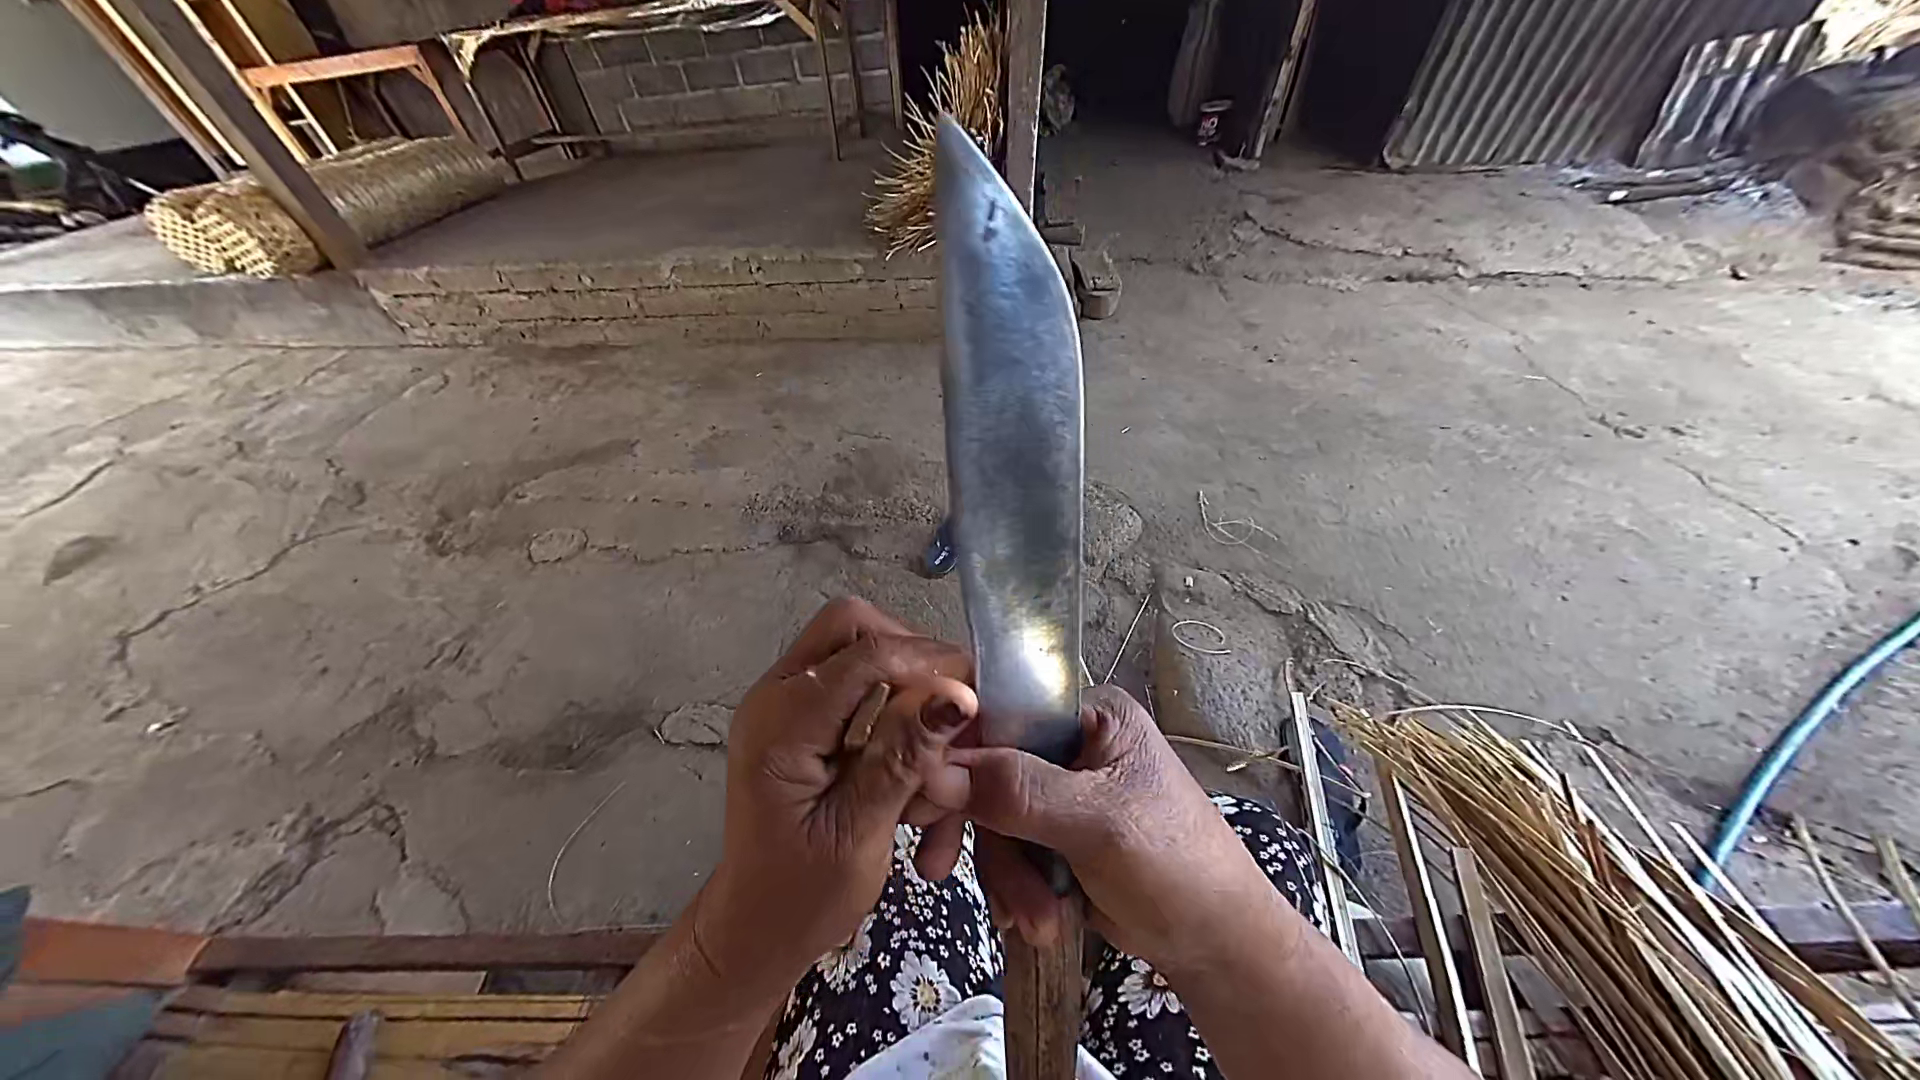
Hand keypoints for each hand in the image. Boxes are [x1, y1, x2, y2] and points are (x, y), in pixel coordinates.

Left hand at [694, 598, 978, 997]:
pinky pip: (860, 677)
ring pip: (861, 645)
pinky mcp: (805, 713)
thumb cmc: (800, 897)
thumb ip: (903, 759)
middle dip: (912, 658)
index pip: (865, 654)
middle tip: (949, 713)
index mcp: (781, 723)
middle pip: (853, 625)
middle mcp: (777, 694)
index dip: (928, 667)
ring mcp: (788, 699)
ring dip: (908, 686)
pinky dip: (895, 706)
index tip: (972, 705)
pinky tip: (911, 759)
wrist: (755, 926)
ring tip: (932, 750)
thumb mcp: (859, 836)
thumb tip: (958, 699)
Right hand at [955, 685, 1282, 974]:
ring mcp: (1061, 786)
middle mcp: (1070, 739)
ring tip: (1035, 918)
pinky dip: (1012, 883)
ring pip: (994, 812)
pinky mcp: (1054, 829)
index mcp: (1088, 711)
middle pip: (989, 764)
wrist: (1217, 947)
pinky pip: (1007, 843)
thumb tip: (937, 770)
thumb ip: (1020, 791)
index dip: (959, 746)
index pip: (1003, 706)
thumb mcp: (1098, 823)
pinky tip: (1032, 916)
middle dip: (982, 828)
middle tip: (939, 864)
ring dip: (1005, 870)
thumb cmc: (1175, 866)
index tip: (924, 796)